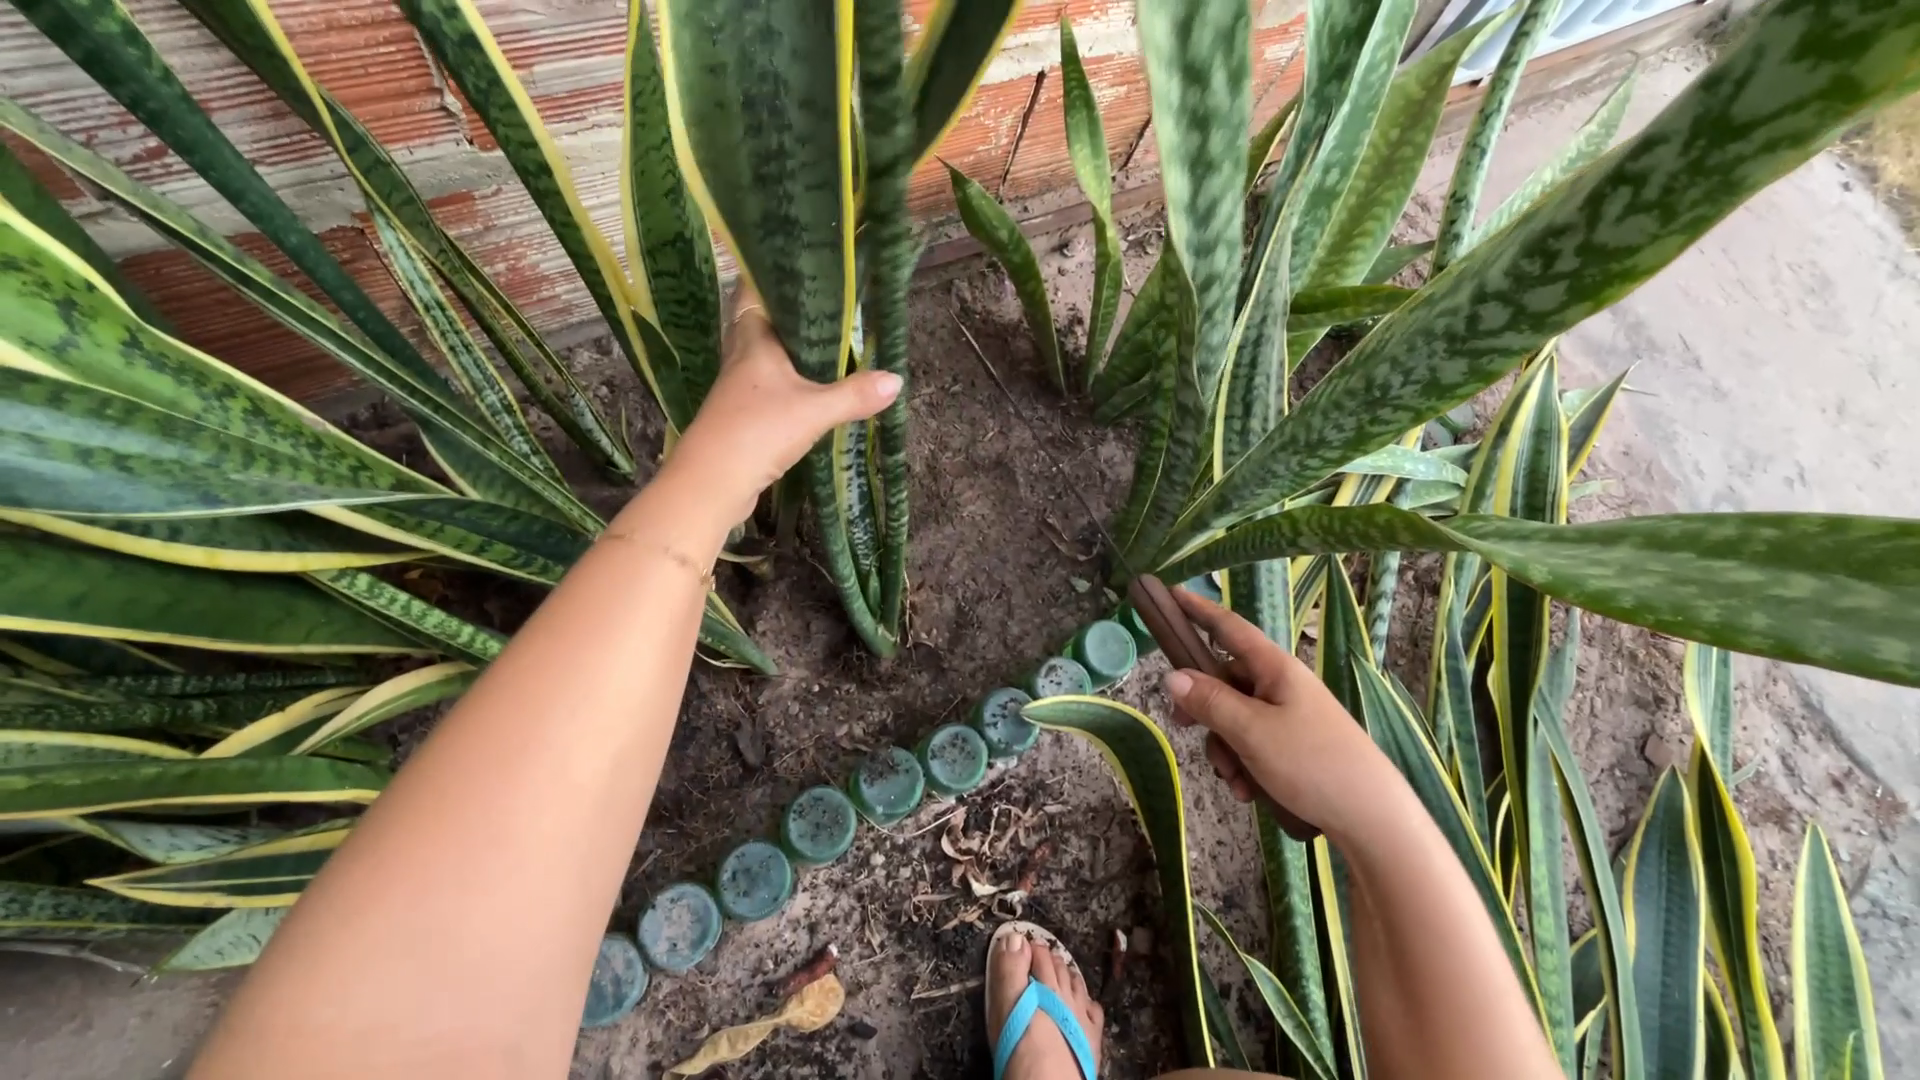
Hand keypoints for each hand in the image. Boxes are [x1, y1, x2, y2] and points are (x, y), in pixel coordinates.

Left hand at [660, 287, 901, 526]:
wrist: (711, 483)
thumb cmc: (757, 431)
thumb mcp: (814, 411)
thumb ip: (854, 394)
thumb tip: (897, 380)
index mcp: (752, 343)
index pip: (751, 294)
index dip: (767, 276)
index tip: (796, 266)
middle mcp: (739, 360)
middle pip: (754, 325)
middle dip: (781, 315)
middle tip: (818, 307)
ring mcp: (735, 391)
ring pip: (758, 359)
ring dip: (782, 352)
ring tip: (818, 345)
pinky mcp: (737, 419)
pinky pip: (761, 389)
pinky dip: (781, 384)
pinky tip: (802, 391)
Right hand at [1159, 587, 1395, 836]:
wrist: (1373, 818)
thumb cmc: (1312, 763)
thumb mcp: (1250, 731)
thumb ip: (1209, 701)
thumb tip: (1171, 675)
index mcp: (1274, 668)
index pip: (1229, 628)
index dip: (1198, 610)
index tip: (1172, 593)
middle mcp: (1281, 686)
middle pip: (1224, 681)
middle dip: (1202, 710)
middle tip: (1181, 727)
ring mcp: (1289, 717)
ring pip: (1234, 718)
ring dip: (1224, 748)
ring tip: (1233, 781)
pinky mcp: (1295, 747)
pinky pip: (1252, 744)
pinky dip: (1243, 765)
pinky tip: (1249, 792)